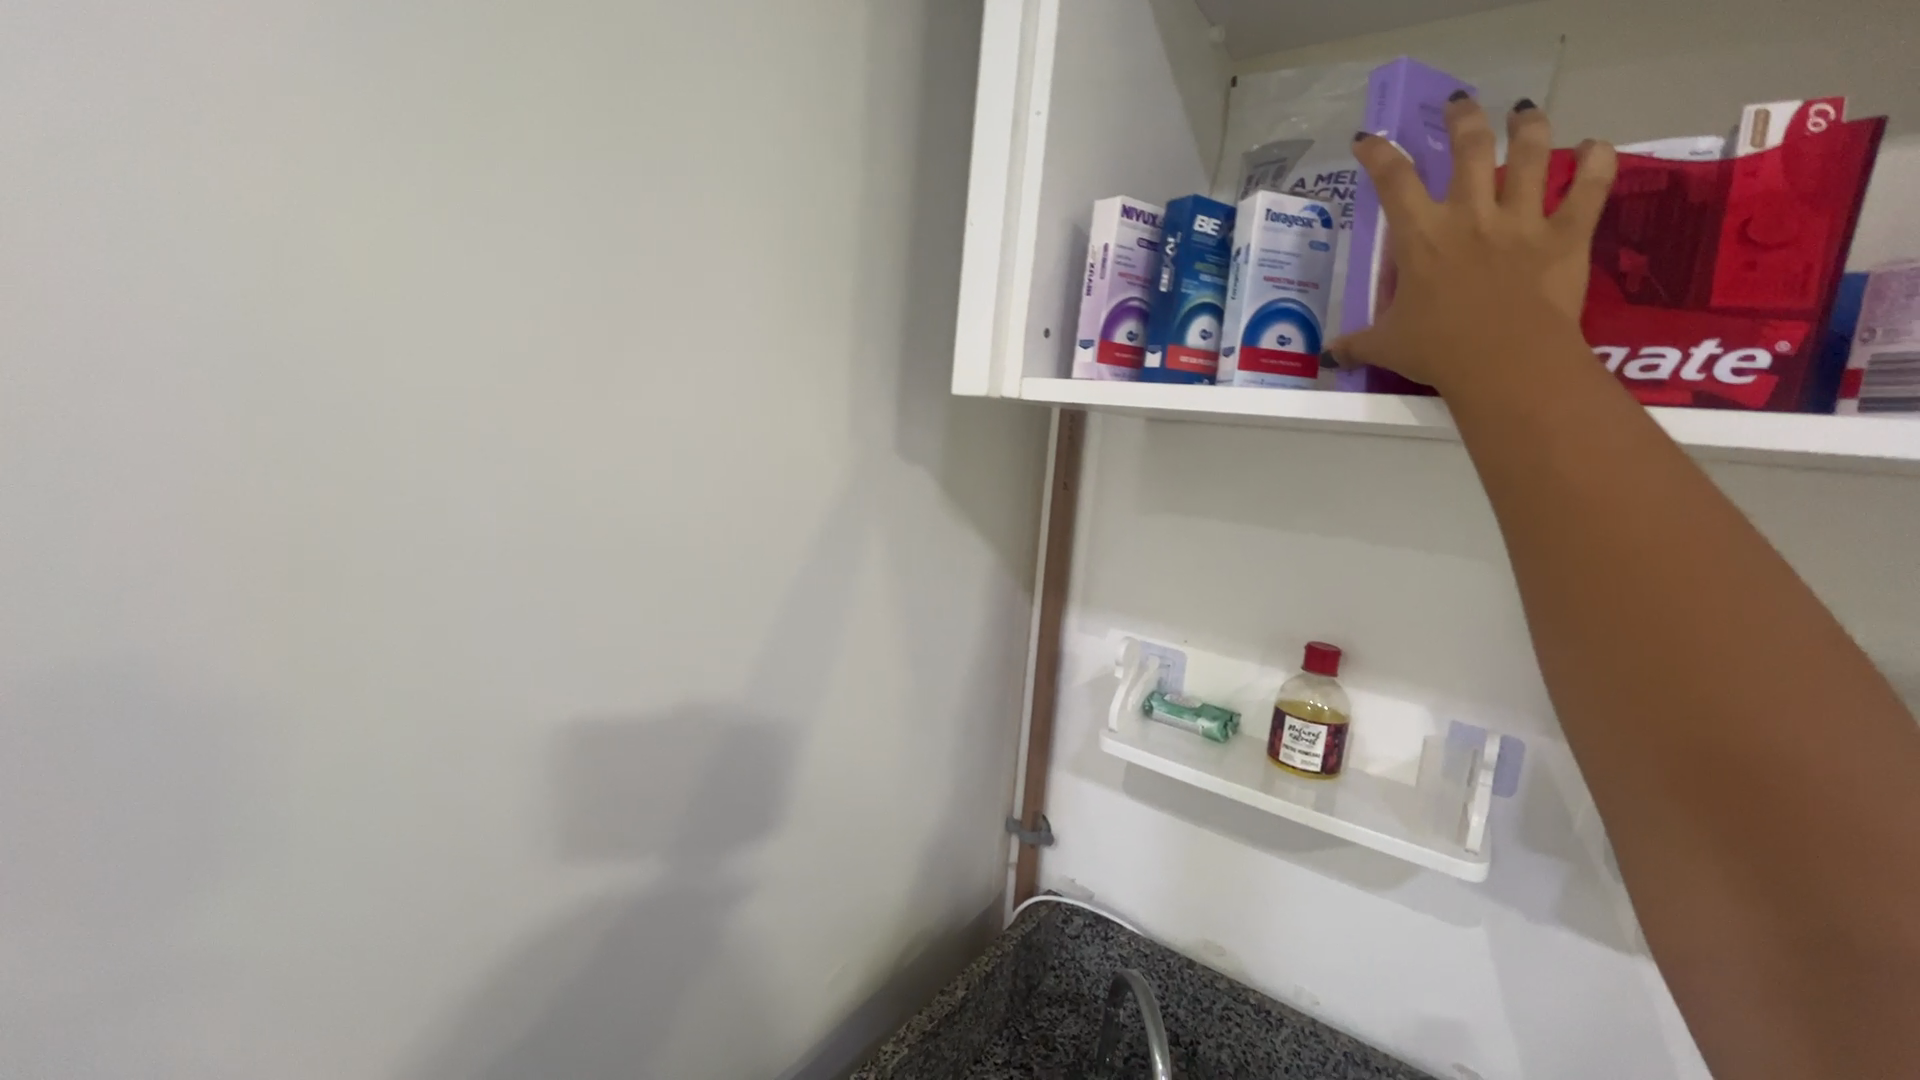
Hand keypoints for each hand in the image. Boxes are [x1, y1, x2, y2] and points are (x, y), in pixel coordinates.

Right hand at [1326, 96, 1618, 394]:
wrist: (1506, 362)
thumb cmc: (1438, 351)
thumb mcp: (1386, 347)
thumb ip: (1357, 343)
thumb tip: (1329, 354)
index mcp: (1422, 237)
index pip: (1393, 180)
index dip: (1378, 153)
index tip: (1369, 138)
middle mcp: (1471, 215)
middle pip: (1469, 148)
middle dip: (1463, 119)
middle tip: (1460, 104)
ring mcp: (1522, 220)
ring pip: (1531, 155)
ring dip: (1529, 126)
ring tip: (1525, 111)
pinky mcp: (1565, 235)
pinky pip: (1589, 188)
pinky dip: (1597, 161)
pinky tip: (1595, 146)